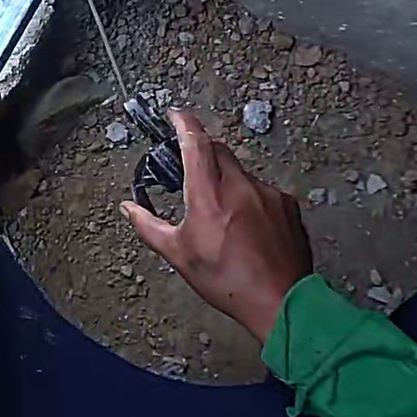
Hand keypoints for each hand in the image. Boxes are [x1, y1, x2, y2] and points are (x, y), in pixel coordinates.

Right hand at [121, 110, 311, 341]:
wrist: (281, 302)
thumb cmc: (227, 280)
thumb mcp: (178, 254)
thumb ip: (149, 225)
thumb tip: (129, 208)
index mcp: (208, 195)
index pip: (195, 144)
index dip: (183, 123)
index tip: (174, 115)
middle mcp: (239, 187)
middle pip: (218, 150)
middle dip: (202, 150)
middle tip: (189, 164)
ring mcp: (267, 194)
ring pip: (240, 171)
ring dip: (225, 178)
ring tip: (219, 211)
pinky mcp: (287, 206)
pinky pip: (261, 189)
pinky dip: (247, 196)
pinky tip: (244, 223)